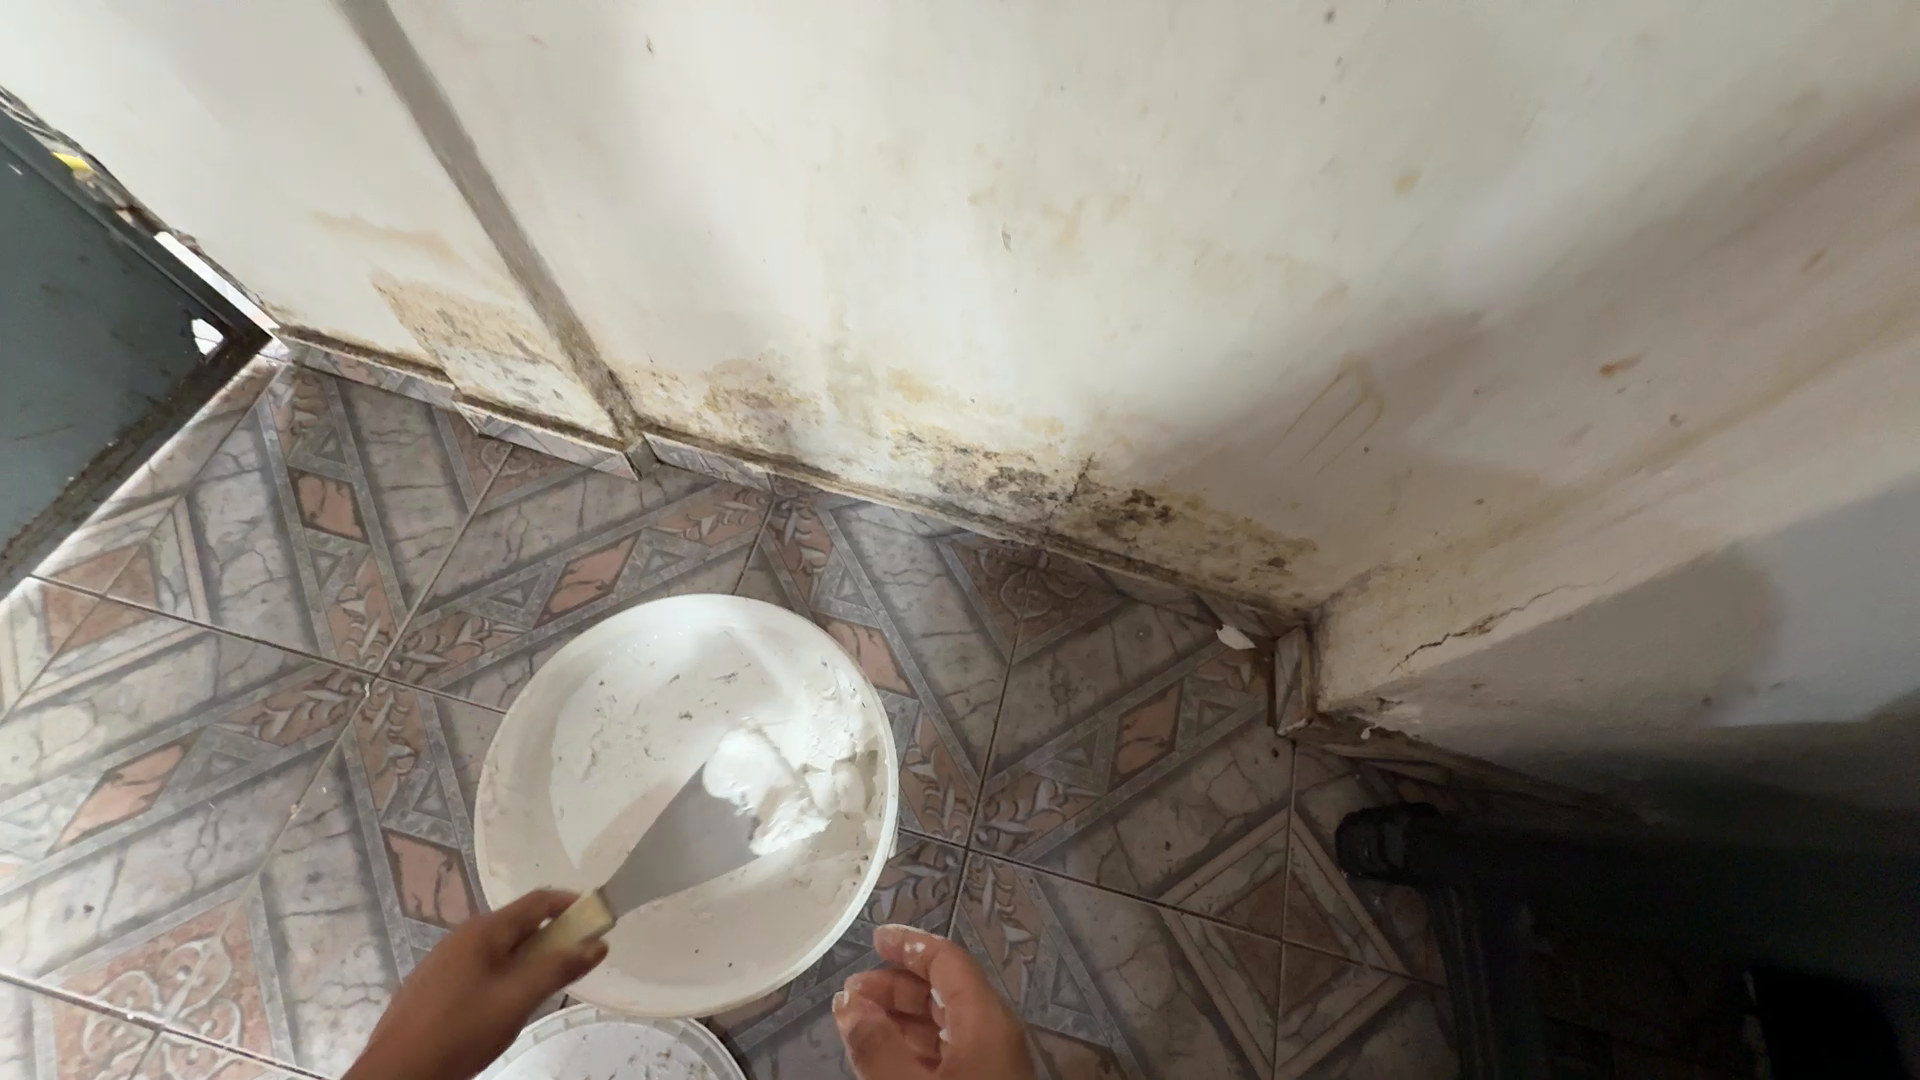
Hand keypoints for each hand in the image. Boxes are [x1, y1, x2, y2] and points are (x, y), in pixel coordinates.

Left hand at [345, 889, 607, 1079]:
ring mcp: (441, 962)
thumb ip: (560, 968)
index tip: (595, 918)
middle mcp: (462, 937)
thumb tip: (598, 944)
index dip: (571, 904)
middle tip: (571, 961)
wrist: (392, 1079)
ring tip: (537, 989)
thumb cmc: (460, 1031)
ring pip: (497, 949)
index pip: (538, 901)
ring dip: (525, 959)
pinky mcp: (429, 989)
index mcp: (484, 930)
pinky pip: (477, 969)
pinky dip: (501, 976)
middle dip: (550, 937)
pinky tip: (499, 1008)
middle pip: (518, 925)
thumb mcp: (519, 999)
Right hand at [833, 924, 1035, 1079]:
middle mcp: (992, 1035)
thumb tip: (847, 1002)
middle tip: (851, 989)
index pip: (947, 961)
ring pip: (942, 1025)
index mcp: (985, 1019)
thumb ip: (875, 1045)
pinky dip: (911, 1048)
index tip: (874, 937)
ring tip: (856, 1020)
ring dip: (899, 1017)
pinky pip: (945, 1055)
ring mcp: (990, 1067)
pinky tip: (880, 1056)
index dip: (909, 945)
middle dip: (896, 984)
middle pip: (943, 991)